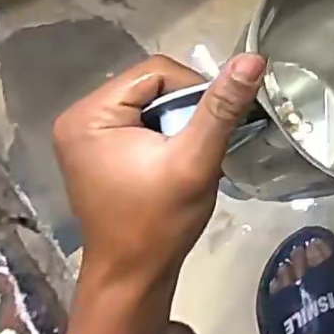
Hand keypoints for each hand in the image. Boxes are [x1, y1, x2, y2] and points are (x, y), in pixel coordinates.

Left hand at [52, 52, 265, 286]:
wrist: (135, 276)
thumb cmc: (158, 220)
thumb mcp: (196, 157)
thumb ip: (222, 105)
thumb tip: (253, 57)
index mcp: (89, 115)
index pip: (158, 71)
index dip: (194, 91)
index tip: (208, 129)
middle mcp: (80, 117)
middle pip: (156, 83)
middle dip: (188, 108)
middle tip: (201, 144)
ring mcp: (89, 134)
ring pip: (155, 99)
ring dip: (184, 120)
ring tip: (192, 152)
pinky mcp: (103, 148)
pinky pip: (147, 118)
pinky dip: (172, 131)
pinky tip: (179, 157)